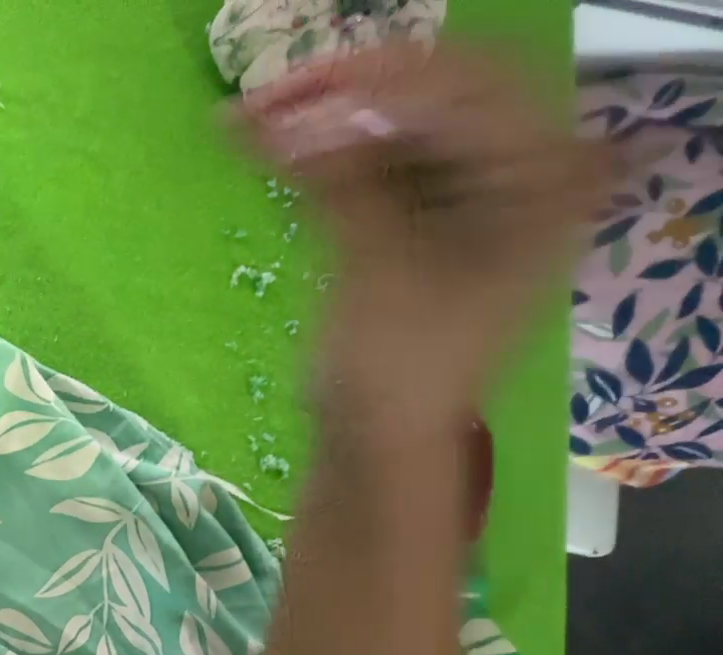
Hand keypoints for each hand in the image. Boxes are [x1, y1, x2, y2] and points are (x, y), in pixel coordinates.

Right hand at [233, 44, 607, 417]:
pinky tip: (275, 151)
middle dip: (348, 94)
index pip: (463, 88)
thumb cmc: (395, 367)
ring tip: (253, 122)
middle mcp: (517, 170)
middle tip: (263, 103)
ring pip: (398, 127)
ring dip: (329, 121)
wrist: (379, 437)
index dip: (374, 80)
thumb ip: (345, 183)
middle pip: (433, 96)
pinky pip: (377, 164)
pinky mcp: (421, 218)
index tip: (286, 92)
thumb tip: (289, 118)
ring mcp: (469, 194)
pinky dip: (327, 156)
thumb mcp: (376, 269)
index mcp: (538, 177)